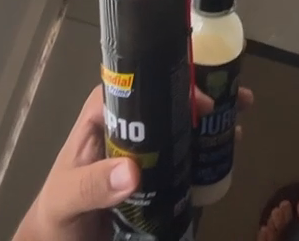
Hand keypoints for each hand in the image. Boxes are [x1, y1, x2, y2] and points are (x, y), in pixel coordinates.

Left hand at [11, 84, 254, 240]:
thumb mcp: (68, 196)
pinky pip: (185, 157)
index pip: (142, 86)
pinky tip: (228, 150)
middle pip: (170, 99)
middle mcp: (130, 125)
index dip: (175, 85)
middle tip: (241, 100)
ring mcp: (145, 150)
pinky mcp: (156, 175)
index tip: (203, 100)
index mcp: (105, 115)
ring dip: (212, 120)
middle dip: (206, 95)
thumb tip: (134, 170)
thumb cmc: (57, 213)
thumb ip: (94, 184)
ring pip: (182, 124)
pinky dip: (207, 151)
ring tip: (241, 122)